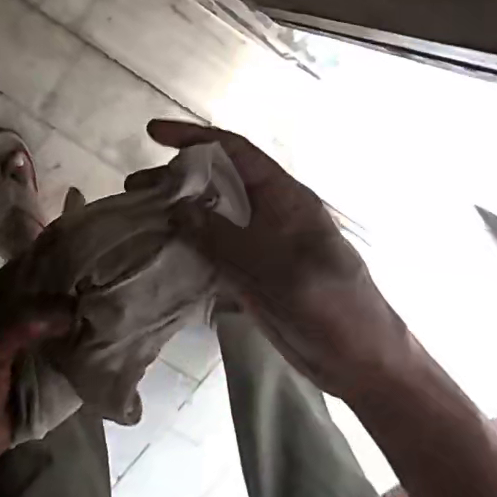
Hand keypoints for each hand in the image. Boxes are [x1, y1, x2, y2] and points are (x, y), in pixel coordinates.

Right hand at [141, 119, 411, 401]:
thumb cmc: (329, 304)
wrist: (362, 363)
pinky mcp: (252, 273)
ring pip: (210, 216)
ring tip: (138, 218)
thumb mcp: (274, 266)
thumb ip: (223, 237)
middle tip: (133, 187)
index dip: (193, 137)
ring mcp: (259, 244)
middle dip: (175, 179)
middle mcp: (268, 212)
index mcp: (282, 196)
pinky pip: (213, 250)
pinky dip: (186, 246)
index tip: (153, 133)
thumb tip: (176, 208)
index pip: (234, 151)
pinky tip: (160, 252)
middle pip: (216, 182)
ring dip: (176, 214)